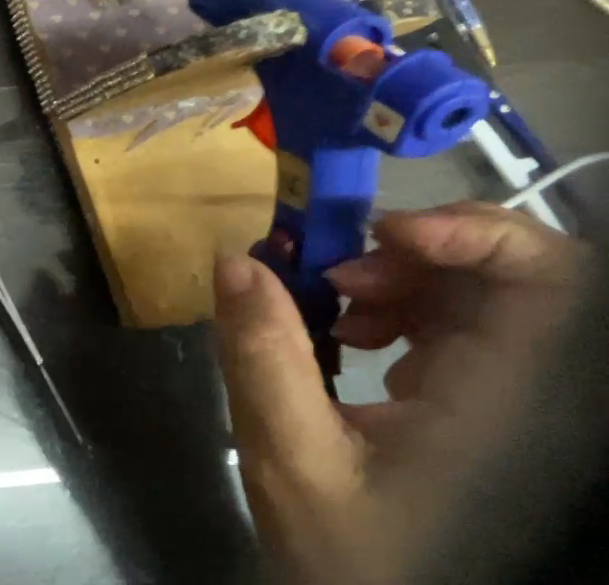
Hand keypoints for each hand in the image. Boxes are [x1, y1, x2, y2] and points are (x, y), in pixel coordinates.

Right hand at [213, 203, 586, 584]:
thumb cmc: (351, 550)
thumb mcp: (290, 455)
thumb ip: (265, 357)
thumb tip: (237, 261)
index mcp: (501, 402)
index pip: (543, 283)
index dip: (475, 231)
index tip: (377, 230)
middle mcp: (522, 390)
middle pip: (509, 276)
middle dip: (411, 252)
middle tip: (331, 272)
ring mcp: (505, 397)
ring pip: (477, 294)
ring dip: (396, 277)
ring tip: (329, 305)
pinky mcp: (478, 403)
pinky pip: (456, 325)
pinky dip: (397, 308)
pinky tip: (347, 335)